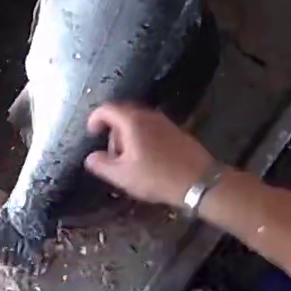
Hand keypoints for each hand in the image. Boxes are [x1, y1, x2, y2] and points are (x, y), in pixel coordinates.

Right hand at [84, 103, 218, 206]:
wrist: (200, 182)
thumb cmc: (157, 177)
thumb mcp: (122, 176)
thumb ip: (101, 165)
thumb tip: (90, 157)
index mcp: (132, 121)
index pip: (106, 109)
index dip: (94, 119)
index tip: (92, 134)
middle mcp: (148, 115)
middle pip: (122, 113)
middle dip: (112, 130)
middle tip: (112, 153)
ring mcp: (165, 122)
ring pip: (138, 121)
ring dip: (128, 135)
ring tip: (130, 159)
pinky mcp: (177, 131)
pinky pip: (152, 128)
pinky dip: (143, 138)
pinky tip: (148, 159)